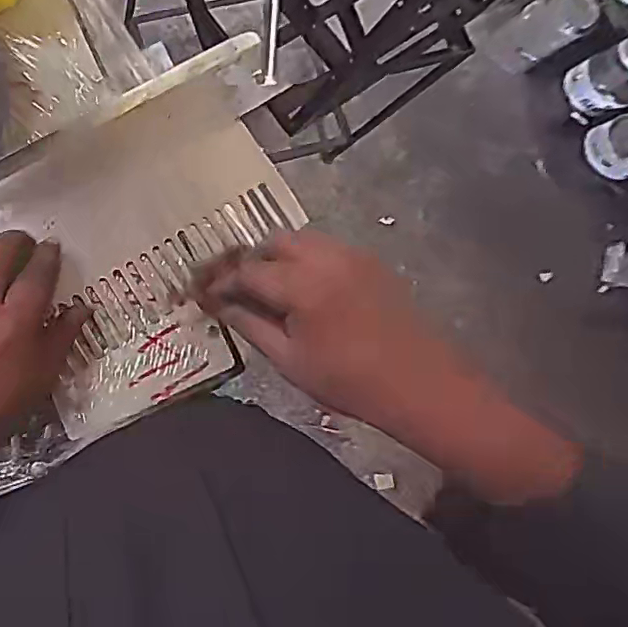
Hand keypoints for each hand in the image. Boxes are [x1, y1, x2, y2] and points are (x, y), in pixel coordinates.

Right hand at [193, 230, 579, 503]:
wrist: (423, 386)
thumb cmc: (349, 382)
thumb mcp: (289, 360)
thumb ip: (250, 325)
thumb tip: (221, 306)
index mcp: (302, 284)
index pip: (247, 271)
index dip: (221, 282)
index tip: (205, 294)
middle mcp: (326, 258)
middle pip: (272, 242)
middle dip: (248, 261)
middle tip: (233, 287)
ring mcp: (352, 256)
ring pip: (299, 240)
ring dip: (275, 257)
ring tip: (264, 288)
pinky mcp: (370, 263)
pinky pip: (324, 248)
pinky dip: (302, 259)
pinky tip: (298, 288)